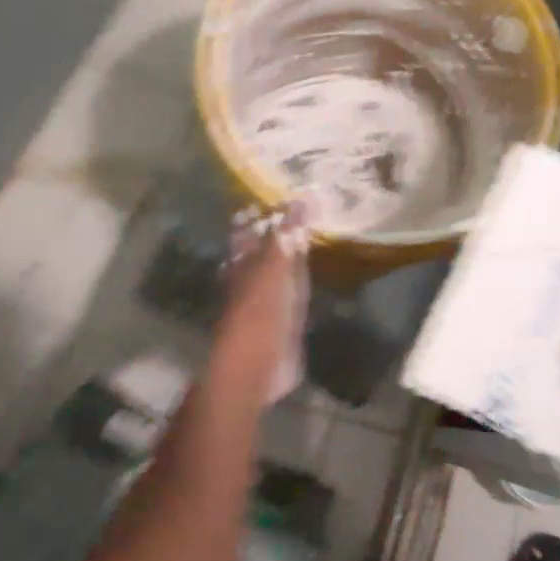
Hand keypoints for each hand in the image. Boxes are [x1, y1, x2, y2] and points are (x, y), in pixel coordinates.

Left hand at [211, 203, 309, 400]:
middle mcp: (252, 276)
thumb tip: (304, 195)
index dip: (262, 212)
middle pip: (264, 247)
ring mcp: (267, 299)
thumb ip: (290, 234)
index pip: (251, 228)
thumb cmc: (261, 311)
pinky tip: (314, 272)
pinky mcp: (284, 319)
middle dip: (277, 231)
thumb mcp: (277, 266)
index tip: (277, 194)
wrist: (257, 367)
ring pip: (279, 268)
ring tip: (311, 233)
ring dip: (292, 253)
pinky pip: (295, 289)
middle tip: (301, 209)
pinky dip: (303, 277)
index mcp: (245, 261)